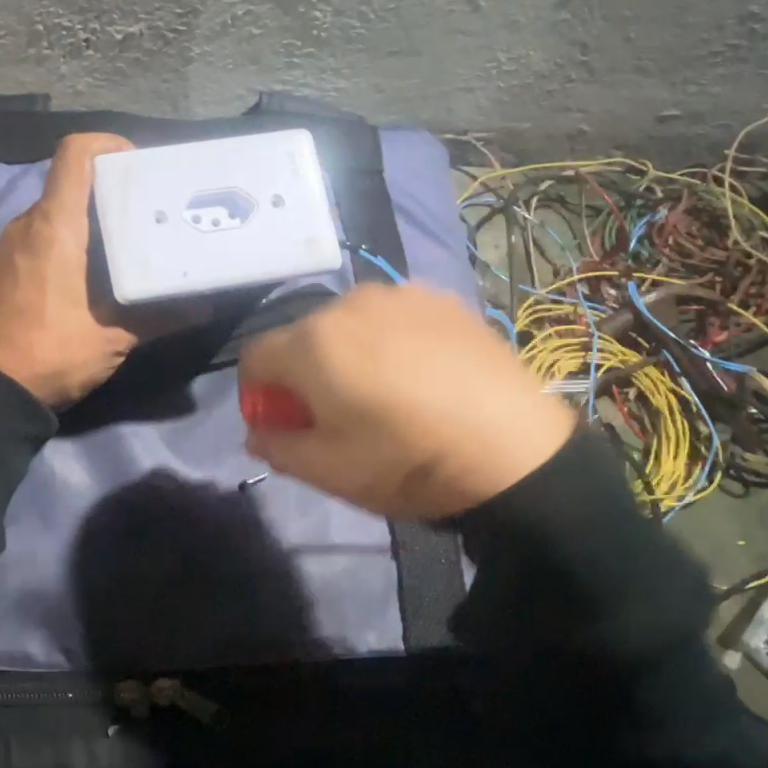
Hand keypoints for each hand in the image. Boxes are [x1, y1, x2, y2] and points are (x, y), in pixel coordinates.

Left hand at [0, 132, 137, 406]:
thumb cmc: (52, 355)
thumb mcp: (111, 339)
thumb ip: (159, 316)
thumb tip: (205, 306)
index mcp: (54, 227)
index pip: (74, 154)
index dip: (106, 145)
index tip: (137, 165)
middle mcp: (28, 225)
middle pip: (69, 182)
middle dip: (109, 189)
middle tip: (147, 211)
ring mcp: (10, 246)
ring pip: (54, 211)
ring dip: (88, 218)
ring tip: (127, 243)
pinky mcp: (4, 268)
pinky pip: (39, 236)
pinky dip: (67, 239)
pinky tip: (92, 272)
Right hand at [239, 284, 575, 519]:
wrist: (513, 451)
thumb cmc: (405, 462)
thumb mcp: (325, 471)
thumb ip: (274, 446)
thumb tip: (258, 431)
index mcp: (310, 343)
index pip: (254, 356)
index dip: (258, 393)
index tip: (283, 423)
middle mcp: (347, 304)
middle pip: (302, 336)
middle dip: (304, 372)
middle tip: (334, 413)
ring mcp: (400, 296)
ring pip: (349, 323)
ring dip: (347, 353)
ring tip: (382, 392)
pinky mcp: (443, 299)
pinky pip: (393, 317)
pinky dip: (390, 341)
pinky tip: (420, 375)